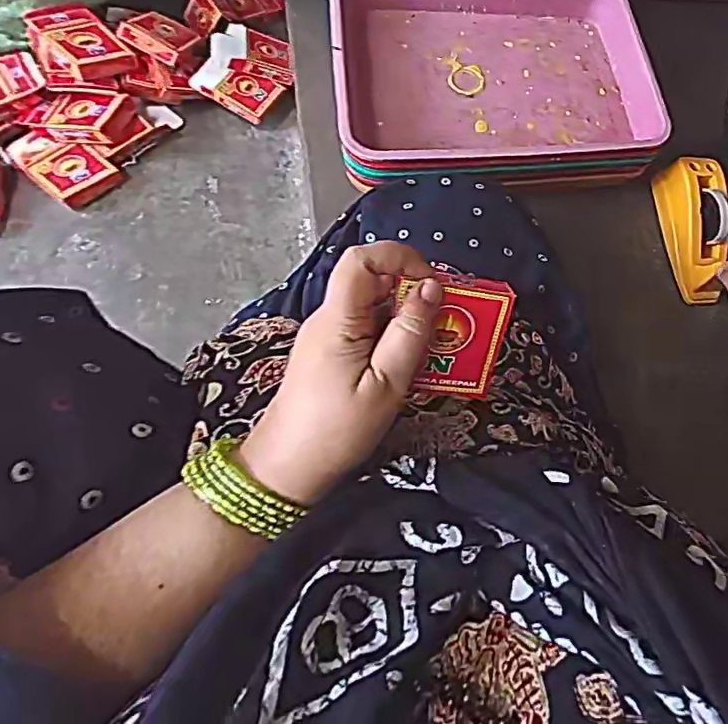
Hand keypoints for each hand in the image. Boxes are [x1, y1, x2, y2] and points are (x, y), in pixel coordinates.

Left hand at [236, 243, 442, 504]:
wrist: (285, 470)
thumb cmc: (336, 431)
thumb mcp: (387, 384)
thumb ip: (411, 332)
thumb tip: (432, 286)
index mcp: (338, 319)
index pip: (362, 258)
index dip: (400, 257)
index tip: (431, 284)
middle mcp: (330, 317)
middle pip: (374, 279)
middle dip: (413, 291)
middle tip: (442, 320)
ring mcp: (329, 334)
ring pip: (374, 304)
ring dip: (407, 317)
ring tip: (431, 347)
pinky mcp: (332, 351)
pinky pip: (368, 327)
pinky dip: (394, 336)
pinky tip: (408, 363)